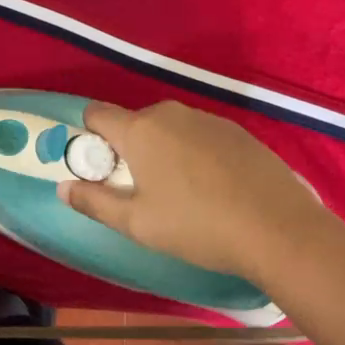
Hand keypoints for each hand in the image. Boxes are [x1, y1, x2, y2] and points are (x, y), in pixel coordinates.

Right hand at [58, 101, 328, 282]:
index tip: (100, 166)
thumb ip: (94, 201)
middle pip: (135, 123)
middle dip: (131, 148)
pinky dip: (198, 154)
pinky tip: (216, 189)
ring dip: (166, 151)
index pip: (96, 113)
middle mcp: (169, 113)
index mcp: (138, 130)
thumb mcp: (138, 224)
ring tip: (184, 193)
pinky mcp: (238, 132)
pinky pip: (201, 136)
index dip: (89, 135)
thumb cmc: (199, 227)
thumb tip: (62, 186)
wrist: (282, 231)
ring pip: (170, 128)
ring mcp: (207, 119)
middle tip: (143, 190)